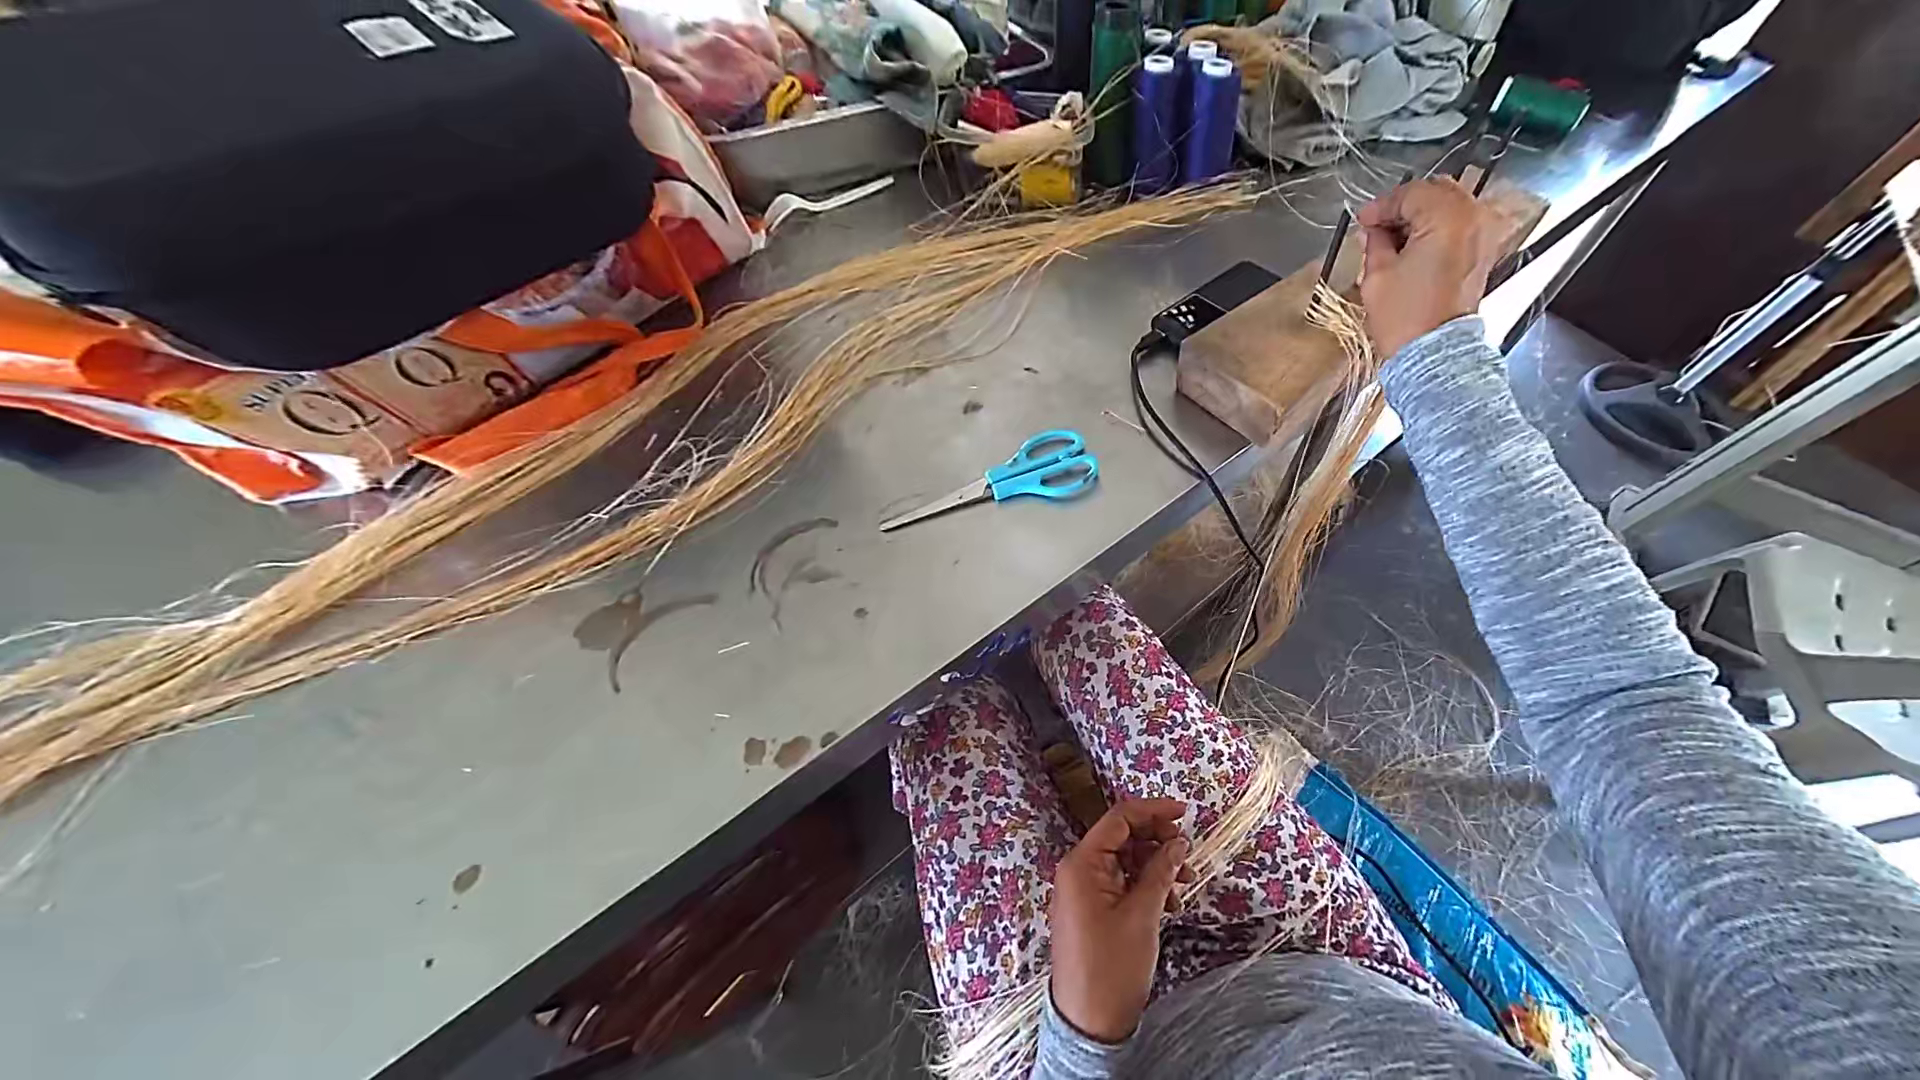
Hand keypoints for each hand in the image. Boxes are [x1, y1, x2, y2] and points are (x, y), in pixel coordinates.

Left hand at [1049, 798, 1192, 1043]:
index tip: (1184, 811)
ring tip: (1185, 883)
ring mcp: (1082, 888)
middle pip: (1121, 837)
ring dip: (1155, 865)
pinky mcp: (1091, 907)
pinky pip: (1120, 882)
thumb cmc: (1112, 966)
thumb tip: (1178, 842)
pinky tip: (1170, 902)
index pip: (1118, 819)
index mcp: (1081, 862)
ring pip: (1124, 860)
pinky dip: (1145, 885)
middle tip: (1188, 853)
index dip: (1152, 810)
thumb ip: (1160, 872)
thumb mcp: (1142, 915)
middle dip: (1157, 841)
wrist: (1089, 1022)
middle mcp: (1078, 868)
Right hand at [1356, 178, 1500, 360]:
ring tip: (1393, 237)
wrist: (1432, 349)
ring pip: (1451, 205)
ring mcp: (1484, 234)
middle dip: (1404, 205)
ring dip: (1421, 215)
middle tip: (1376, 225)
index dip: (1382, 205)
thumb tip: (1373, 230)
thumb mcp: (1377, 275)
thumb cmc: (1403, 316)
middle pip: (1437, 192)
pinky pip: (1461, 224)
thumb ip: (1375, 243)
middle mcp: (1474, 219)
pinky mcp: (1483, 251)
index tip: (1362, 220)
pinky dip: (1437, 227)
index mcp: (1448, 220)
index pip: (1412, 193)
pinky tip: (1413, 245)